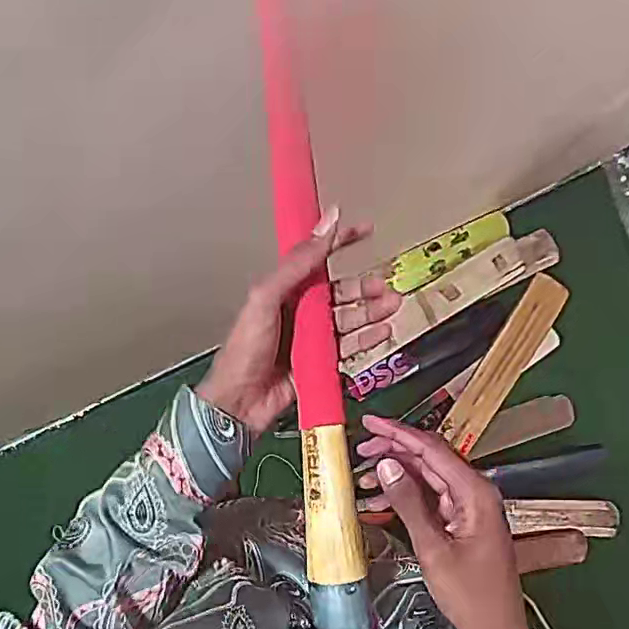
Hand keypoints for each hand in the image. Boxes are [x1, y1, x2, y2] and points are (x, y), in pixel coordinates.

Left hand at [196, 207, 401, 433]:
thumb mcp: (266, 298)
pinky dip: (366, 340)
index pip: (316, 260)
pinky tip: (379, 333)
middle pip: (339, 293)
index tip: (364, 231)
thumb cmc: (242, 353)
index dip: (339, 243)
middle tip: (384, 286)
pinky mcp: (319, 363)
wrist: (239, 402)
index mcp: (283, 292)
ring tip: (390, 307)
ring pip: (348, 320)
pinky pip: (348, 348)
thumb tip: (324, 225)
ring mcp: (310, 339)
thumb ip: (297, 263)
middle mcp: (298, 313)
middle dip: (364, 288)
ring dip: (370, 312)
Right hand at [356, 414, 539, 628]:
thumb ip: (409, 503)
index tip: (370, 422)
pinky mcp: (461, 520)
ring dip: (396, 473)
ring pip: (427, 476)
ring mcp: (468, 506)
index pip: (432, 449)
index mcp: (474, 493)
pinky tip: (380, 500)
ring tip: (363, 477)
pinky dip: (405, 496)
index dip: (398, 432)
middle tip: (360, 450)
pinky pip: (430, 498)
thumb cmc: (471, 595)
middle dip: (393, 450)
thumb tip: (386, 465)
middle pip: (430, 458)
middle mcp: (474, 492)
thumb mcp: (433, 548)